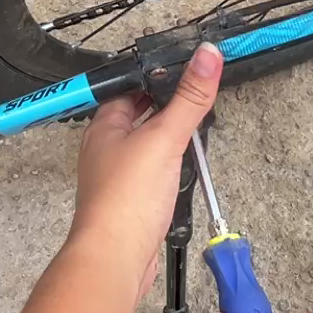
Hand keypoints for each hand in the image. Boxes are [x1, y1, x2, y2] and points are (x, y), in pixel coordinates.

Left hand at [67, 43, 221, 299]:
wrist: (115, 258)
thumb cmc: (126, 198)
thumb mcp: (164, 138)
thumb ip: (189, 98)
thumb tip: (207, 54)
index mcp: (104, 126)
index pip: (131, 87)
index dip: (157, 76)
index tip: (185, 68)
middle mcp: (106, 148)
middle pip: (138, 115)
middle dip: (166, 106)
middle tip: (196, 96)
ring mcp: (117, 176)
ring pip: (145, 145)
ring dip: (168, 138)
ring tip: (195, 128)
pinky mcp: (130, 201)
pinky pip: (150, 174)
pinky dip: (167, 167)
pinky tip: (182, 171)